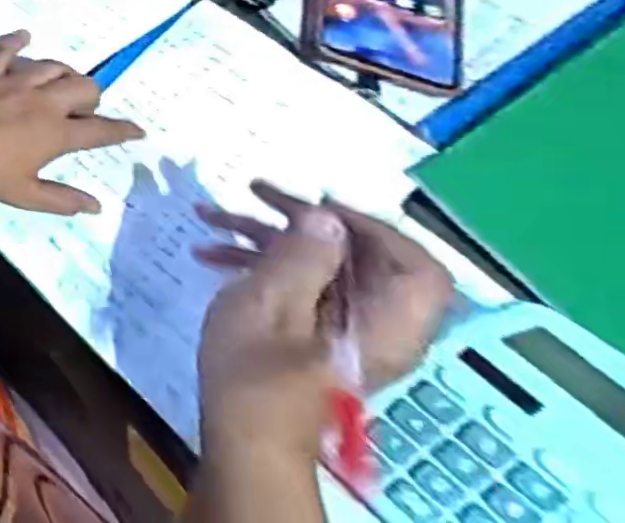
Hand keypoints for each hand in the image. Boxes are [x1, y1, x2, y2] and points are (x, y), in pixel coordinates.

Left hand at [0, 31, 143, 214]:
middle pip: (84, 87)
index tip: (136, 130)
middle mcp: (41, 100)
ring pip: (52, 65)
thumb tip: (96, 205)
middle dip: (93, 97)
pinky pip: (5, 48)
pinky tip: (24, 36)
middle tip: (84, 109)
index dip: (123, 130)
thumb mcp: (20, 193)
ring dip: (64, 73)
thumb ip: (61, 200)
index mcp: (54, 132)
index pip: (101, 130)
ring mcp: (13, 79)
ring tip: (62, 82)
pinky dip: (16, 40)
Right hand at [196, 181, 452, 389]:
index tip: (315, 207)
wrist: (242, 432)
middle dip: (301, 221)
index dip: (372, 228)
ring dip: (265, 237)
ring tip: (209, 216)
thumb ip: (302, 258)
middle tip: (251, 193)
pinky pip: (297, 286)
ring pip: (318, 268)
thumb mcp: (270, 303)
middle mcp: (375, 324)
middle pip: (359, 258)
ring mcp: (341, 329)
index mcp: (385, 323)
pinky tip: (209, 254)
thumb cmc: (255, 368)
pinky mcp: (311, 332)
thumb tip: (326, 217)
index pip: (416, 266)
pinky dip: (256, 263)